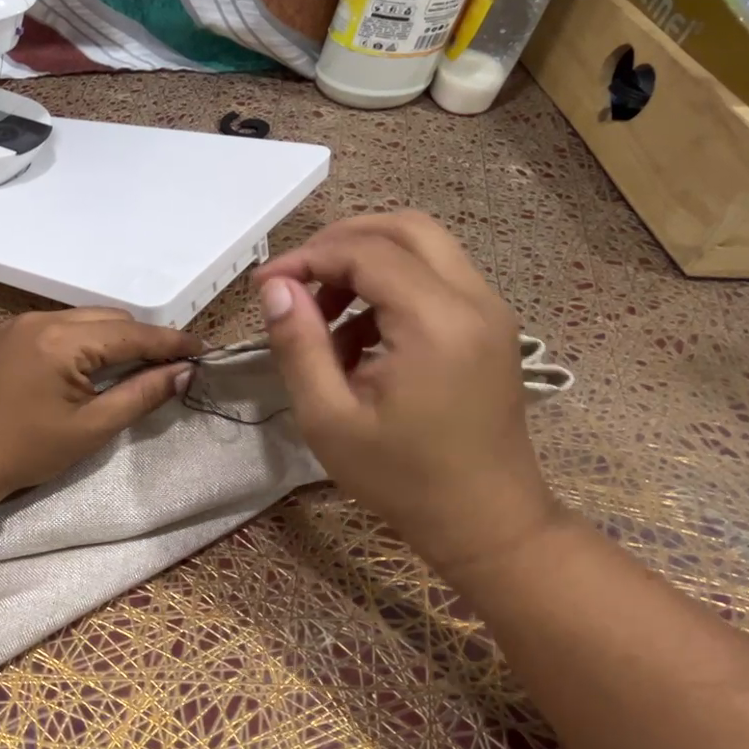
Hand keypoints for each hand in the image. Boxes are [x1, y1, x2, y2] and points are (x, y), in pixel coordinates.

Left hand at [0, 309, 202, 498]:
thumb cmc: (29, 449)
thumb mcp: (92, 427)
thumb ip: (141, 394)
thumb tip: (184, 372)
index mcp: (62, 340)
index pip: (131, 333)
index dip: (170, 342)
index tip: (202, 351)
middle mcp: (38, 320)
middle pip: (106, 319)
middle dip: (140, 339)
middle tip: (168, 364)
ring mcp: (15, 325)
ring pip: (79, 320)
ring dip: (108, 338)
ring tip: (132, 365)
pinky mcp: (0, 336)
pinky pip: (52, 326)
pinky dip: (76, 339)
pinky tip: (87, 364)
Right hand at [255, 211, 562, 575]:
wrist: (485, 519)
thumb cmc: (399, 476)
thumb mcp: (328, 417)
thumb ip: (299, 344)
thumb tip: (274, 288)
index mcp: (435, 323)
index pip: (365, 253)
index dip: (305, 258)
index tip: (260, 287)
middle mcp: (473, 302)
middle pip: (405, 228)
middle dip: (338, 243)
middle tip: (291, 280)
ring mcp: (488, 312)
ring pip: (423, 248)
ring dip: (363, 264)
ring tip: (319, 316)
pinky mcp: (488, 328)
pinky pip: (435, 279)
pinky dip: (387, 287)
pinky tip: (354, 339)